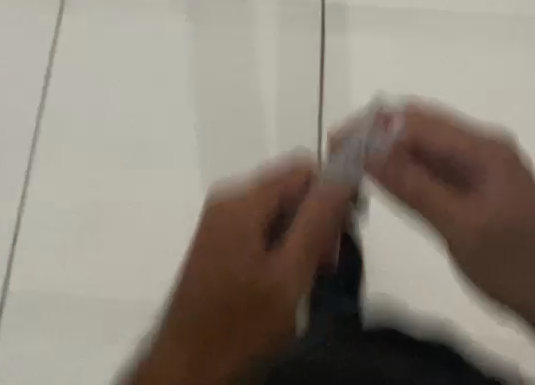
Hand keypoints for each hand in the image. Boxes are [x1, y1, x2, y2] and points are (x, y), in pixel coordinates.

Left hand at [130, 156, 354, 384]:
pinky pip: (261, 227)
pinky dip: (281, 247)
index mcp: (242, 200)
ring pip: (278, 210)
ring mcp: (220, 221)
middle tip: (327, 264)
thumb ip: (318, 221)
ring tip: (308, 278)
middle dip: (316, 220)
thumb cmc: (239, 325)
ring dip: (301, 237)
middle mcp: (228, 200)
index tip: (347, 230)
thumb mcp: (289, 274)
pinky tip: (286, 281)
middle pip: (289, 189)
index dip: (332, 193)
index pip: (302, 170)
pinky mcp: (218, 241)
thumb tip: (345, 174)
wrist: (186, 368)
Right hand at [341, 101, 534, 331]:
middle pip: (421, 126)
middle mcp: (484, 146)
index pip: (418, 122)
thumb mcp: (459, 228)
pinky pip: (437, 166)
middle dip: (377, 134)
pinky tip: (384, 181)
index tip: (337, 142)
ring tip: (352, 163)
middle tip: (337, 152)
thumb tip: (368, 150)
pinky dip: (408, 169)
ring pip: (426, 145)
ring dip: (390, 151)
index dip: (374, 127)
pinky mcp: (480, 186)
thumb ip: (414, 186)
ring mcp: (483, 166)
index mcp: (484, 148)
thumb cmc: (515, 266)